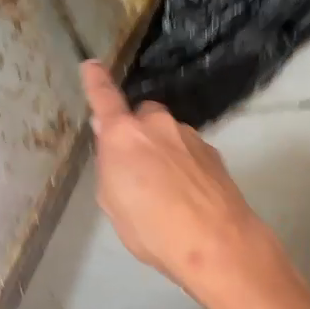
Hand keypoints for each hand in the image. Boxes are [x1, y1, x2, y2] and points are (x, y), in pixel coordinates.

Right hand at [79, 61, 287, 297]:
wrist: (217, 243)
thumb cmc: (151, 228)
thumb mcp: (112, 201)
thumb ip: (109, 166)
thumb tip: (111, 144)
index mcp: (123, 135)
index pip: (104, 98)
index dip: (95, 81)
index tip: (92, 65)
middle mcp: (157, 125)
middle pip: (141, 116)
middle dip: (137, 132)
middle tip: (135, 168)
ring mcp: (189, 136)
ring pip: (168, 134)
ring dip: (163, 151)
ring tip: (166, 191)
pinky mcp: (213, 152)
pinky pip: (189, 150)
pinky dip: (184, 164)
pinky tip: (188, 195)